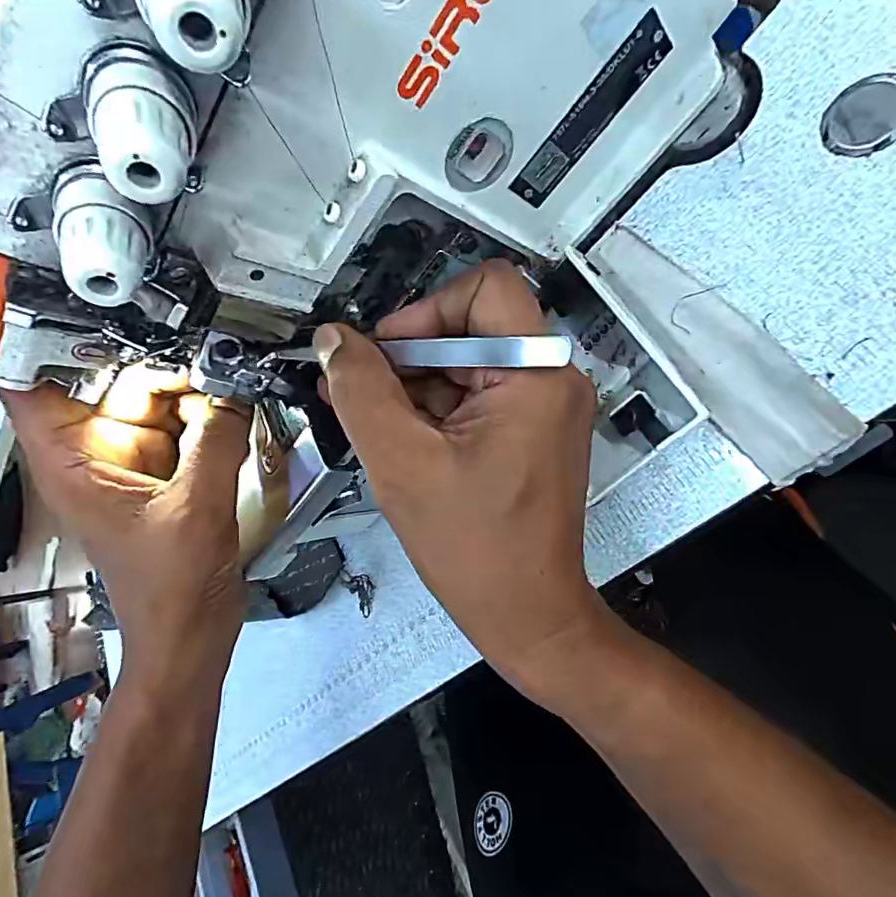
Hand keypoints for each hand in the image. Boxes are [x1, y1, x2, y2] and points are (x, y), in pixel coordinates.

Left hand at [2, 366, 253, 691]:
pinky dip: (211, 420)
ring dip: (193, 394)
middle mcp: (98, 457)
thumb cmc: (171, 589)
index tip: (83, 308)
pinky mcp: (171, 476)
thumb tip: (235, 394)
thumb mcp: (197, 509)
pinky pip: (187, 430)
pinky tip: (236, 415)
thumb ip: (216, 442)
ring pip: (157, 404)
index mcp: (73, 465)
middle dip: (158, 367)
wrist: (194, 629)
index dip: (49, 340)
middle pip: (114, 384)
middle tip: (205, 357)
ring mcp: (137, 465)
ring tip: (230, 386)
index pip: (34, 384)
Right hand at [316, 262, 606, 692]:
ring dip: (420, 385)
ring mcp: (550, 407)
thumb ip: (362, 389)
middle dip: (411, 355)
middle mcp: (556, 382)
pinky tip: (406, 441)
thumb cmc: (483, 553)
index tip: (386, 350)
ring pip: (473, 362)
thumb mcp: (402, 463)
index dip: (425, 310)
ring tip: (380, 427)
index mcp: (538, 377)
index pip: (485, 288)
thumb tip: (338, 341)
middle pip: (474, 326)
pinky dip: (441, 408)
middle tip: (362, 390)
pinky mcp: (538, 430)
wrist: (527, 609)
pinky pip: (483, 394)